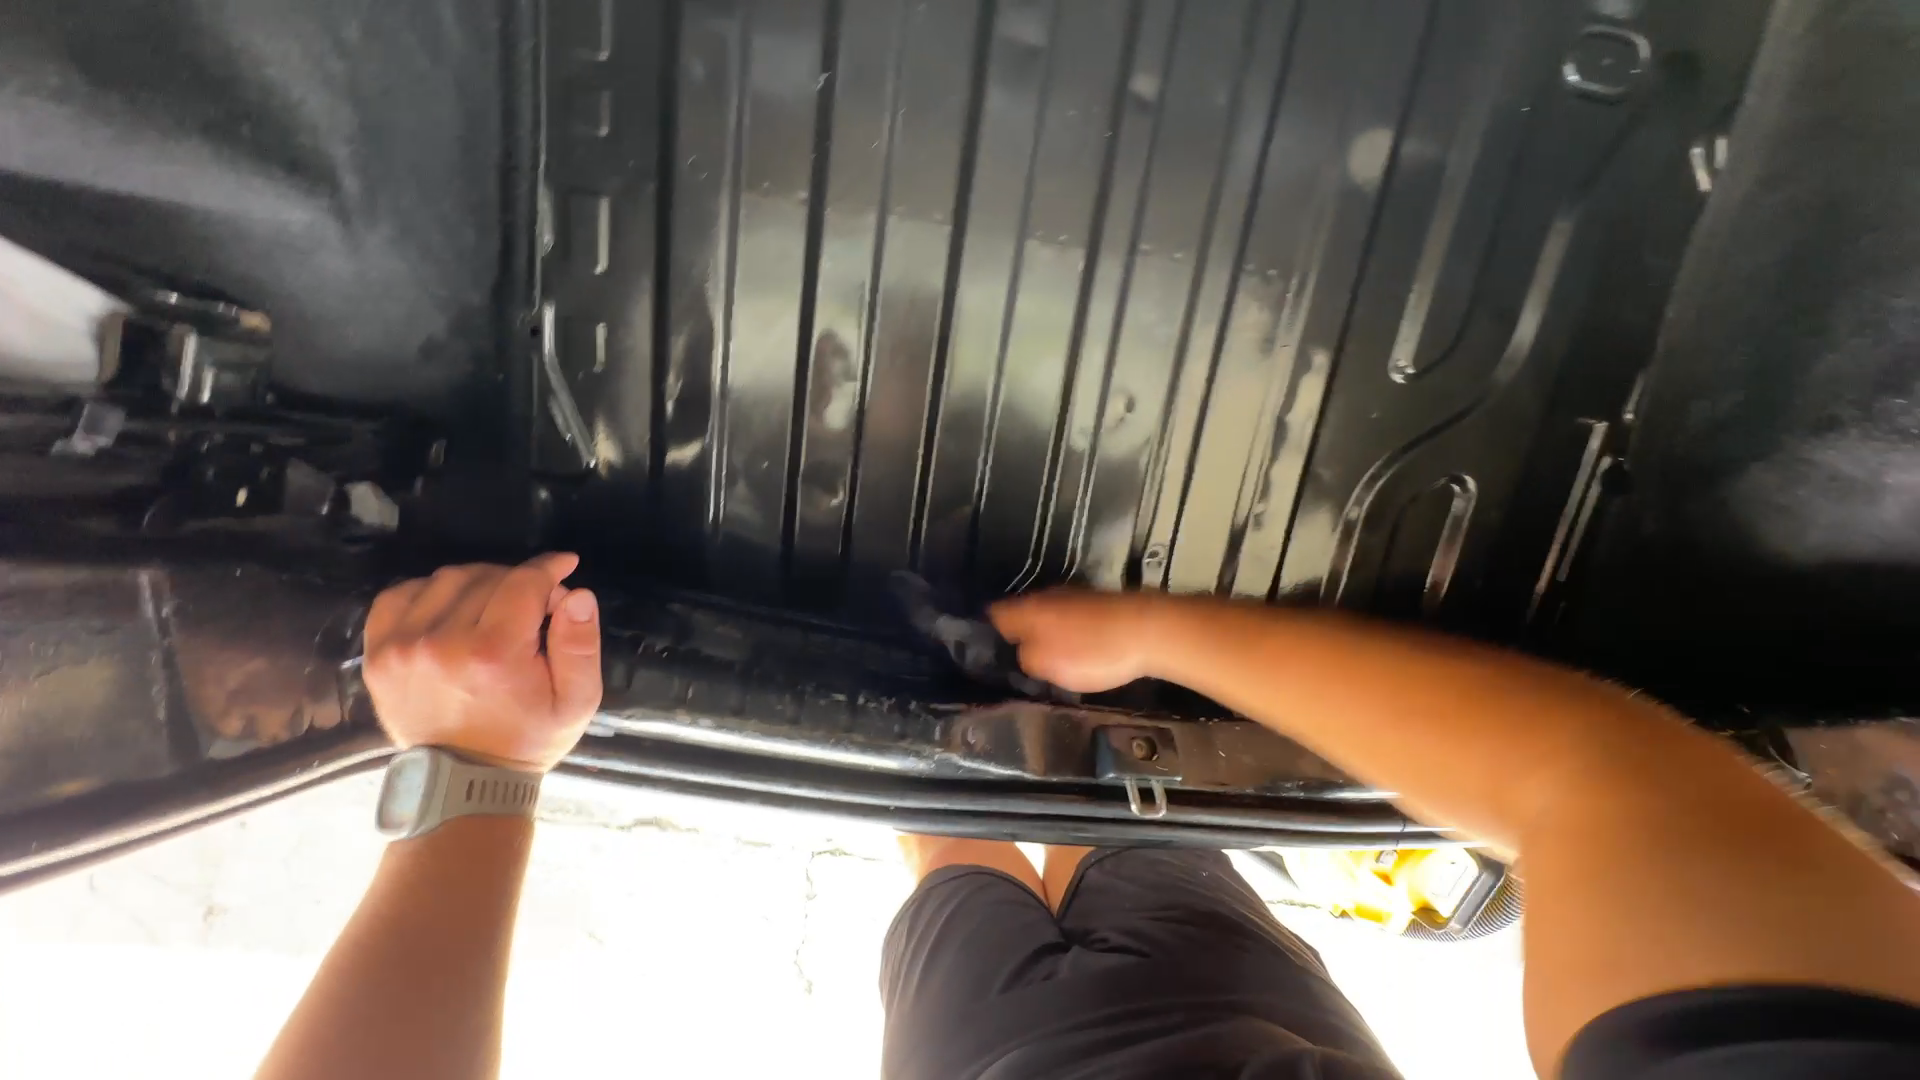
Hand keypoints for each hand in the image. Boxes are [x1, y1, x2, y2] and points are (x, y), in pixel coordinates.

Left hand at [363, 554, 601, 771]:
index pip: (524, 582)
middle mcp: (442, 641)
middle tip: (538, 604)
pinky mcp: (378, 653)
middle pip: (487, 576)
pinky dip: (431, 591)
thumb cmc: (528, 738)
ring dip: (480, 582)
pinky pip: (401, 595)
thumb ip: (581, 645)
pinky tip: (453, 608)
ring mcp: (402, 646)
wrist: (465, 780)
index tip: (565, 565)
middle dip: (521, 580)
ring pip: (447, 580)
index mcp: (494, 652)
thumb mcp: (577, 700)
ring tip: (498, 606)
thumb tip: (576, 595)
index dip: (550, 568)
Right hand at [988, 589, 1168, 692]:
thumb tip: (1022, 651)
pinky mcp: (1099, 602)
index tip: (992, 653)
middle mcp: (1046, 596)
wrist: (1148, 629)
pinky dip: (1072, 631)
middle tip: (1022, 659)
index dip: (989, 633)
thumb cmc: (1091, 651)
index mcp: (1027, 609)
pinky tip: (1081, 648)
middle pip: (1022, 612)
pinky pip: (1073, 617)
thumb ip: (1025, 658)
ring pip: (1049, 614)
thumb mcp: (1047, 666)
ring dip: (1048, 632)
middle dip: (1020, 633)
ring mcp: (1075, 596)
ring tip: (1052, 657)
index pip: (994, 614)